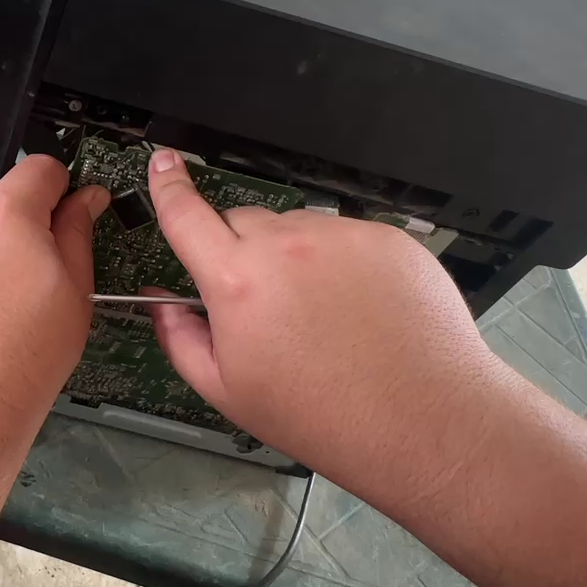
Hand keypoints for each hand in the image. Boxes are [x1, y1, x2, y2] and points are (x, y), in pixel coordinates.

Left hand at [0, 156, 108, 454]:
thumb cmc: (24, 357)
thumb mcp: (73, 294)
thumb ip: (78, 233)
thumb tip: (87, 197)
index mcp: (4, 212)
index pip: (41, 167)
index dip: (63, 189)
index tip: (69, 222)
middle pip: (1, 200)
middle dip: (23, 227)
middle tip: (36, 283)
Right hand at [143, 148, 516, 494]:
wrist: (427, 423)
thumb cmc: (320, 415)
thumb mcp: (227, 390)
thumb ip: (179, 336)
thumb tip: (160, 301)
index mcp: (238, 280)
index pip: (186, 214)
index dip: (168, 184)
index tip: (163, 163)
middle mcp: (286, 244)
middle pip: (241, 221)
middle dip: (239, 250)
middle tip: (262, 302)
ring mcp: (340, 235)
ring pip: (294, 228)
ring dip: (291, 254)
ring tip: (321, 311)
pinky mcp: (386, 237)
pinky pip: (343, 235)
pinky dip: (338, 260)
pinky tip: (358, 305)